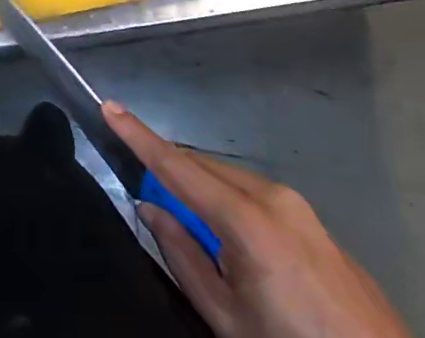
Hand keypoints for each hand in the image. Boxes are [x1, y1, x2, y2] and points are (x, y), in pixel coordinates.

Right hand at [104, 103, 411, 337]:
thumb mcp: (227, 318)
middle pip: (203, 169)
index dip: (140, 137)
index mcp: (247, 221)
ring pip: (229, 180)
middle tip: (145, 196)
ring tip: (188, 227)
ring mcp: (299, 207)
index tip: (110, 107)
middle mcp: (273, 197)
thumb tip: (150, 210)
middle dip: (170, 171)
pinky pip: (255, 195)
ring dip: (199, 189)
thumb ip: (182, 256)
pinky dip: (228, 202)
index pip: (178, 167)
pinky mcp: (314, 221)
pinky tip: (230, 241)